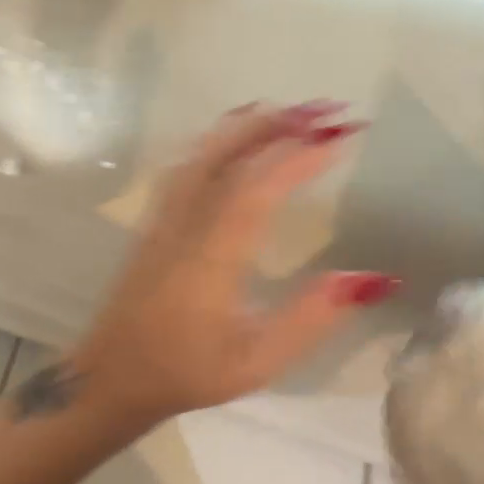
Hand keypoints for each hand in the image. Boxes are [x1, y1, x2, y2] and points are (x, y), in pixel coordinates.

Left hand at [66, 101, 398, 423]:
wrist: (112, 374)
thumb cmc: (188, 371)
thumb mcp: (259, 360)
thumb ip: (312, 317)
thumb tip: (372, 278)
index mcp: (212, 255)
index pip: (256, 188)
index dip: (297, 156)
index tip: (339, 135)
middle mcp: (184, 223)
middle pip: (227, 156)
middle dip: (277, 126)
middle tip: (326, 108)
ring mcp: (163, 218)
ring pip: (202, 155)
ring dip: (245, 126)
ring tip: (287, 109)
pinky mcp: (153, 221)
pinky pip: (185, 166)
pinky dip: (215, 140)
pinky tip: (233, 135)